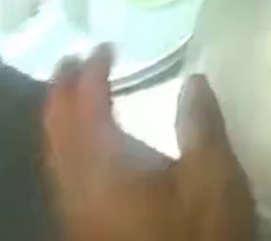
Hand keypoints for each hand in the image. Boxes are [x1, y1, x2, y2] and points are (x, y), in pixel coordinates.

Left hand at [42, 46, 255, 240]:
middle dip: (59, 100)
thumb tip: (191, 79)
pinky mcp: (92, 224)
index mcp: (108, 176)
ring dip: (61, 120)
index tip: (100, 47)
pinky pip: (68, 171)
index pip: (86, 120)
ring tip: (72, 89)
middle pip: (57, 142)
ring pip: (57, 160)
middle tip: (70, 60)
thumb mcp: (214, 174)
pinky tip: (89, 137)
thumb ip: (200, 125)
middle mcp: (81, 194)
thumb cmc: (201, 229)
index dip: (88, 82)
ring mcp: (82, 214)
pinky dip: (71, 142)